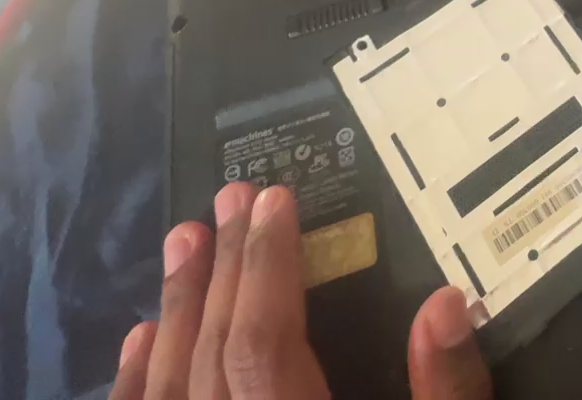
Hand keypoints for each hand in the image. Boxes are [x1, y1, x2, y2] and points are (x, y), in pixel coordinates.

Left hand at [110, 182, 492, 399]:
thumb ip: (448, 394)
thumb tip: (445, 301)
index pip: (263, 348)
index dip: (266, 267)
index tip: (273, 200)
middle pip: (208, 362)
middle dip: (222, 273)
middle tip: (226, 201)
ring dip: (174, 314)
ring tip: (182, 243)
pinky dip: (133, 387)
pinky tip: (138, 342)